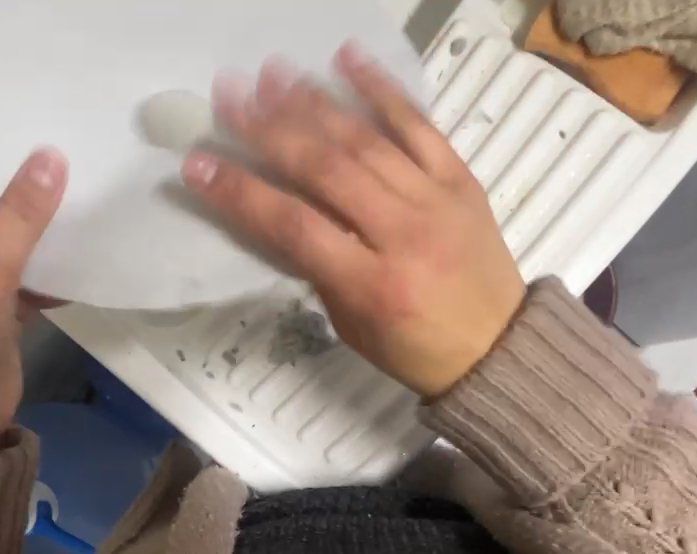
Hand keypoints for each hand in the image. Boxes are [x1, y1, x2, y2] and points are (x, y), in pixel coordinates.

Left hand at [0, 150, 67, 449]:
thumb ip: (19, 215)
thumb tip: (53, 155)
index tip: (45, 122)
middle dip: (26, 186)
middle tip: (80, 150)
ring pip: (7, 237)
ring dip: (43, 226)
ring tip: (92, 188)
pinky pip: (22, 271)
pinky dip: (50, 266)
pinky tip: (89, 245)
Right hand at [183, 44, 526, 397]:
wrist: (497, 348)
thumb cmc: (414, 350)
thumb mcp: (353, 325)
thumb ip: (319, 270)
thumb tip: (282, 214)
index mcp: (372, 286)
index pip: (295, 227)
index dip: (242, 193)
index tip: (199, 165)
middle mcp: (403, 234)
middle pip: (327, 170)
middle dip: (270, 131)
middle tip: (228, 99)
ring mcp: (436, 200)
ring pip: (366, 140)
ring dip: (314, 103)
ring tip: (271, 75)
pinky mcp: (461, 179)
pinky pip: (418, 125)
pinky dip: (381, 89)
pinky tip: (346, 59)